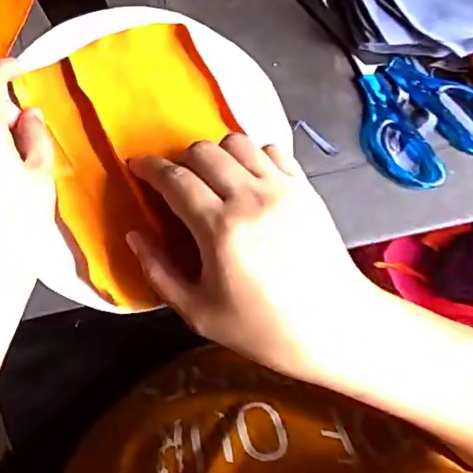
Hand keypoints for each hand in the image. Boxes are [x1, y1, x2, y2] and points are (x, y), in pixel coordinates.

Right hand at [127, 135, 384, 382]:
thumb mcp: (199, 313)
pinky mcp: (305, 188)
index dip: (148, 167)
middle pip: (203, 151)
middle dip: (180, 161)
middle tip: (176, 183)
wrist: (337, 328)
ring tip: (214, 179)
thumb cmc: (264, 329)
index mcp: (220, 230)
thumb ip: (159, 271)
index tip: (136, 166)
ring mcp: (282, 188)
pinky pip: (271, 150)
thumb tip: (135, 235)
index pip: (174, 178)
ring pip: (237, 142)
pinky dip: (253, 156)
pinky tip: (249, 180)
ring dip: (216, 154)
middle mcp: (250, 198)